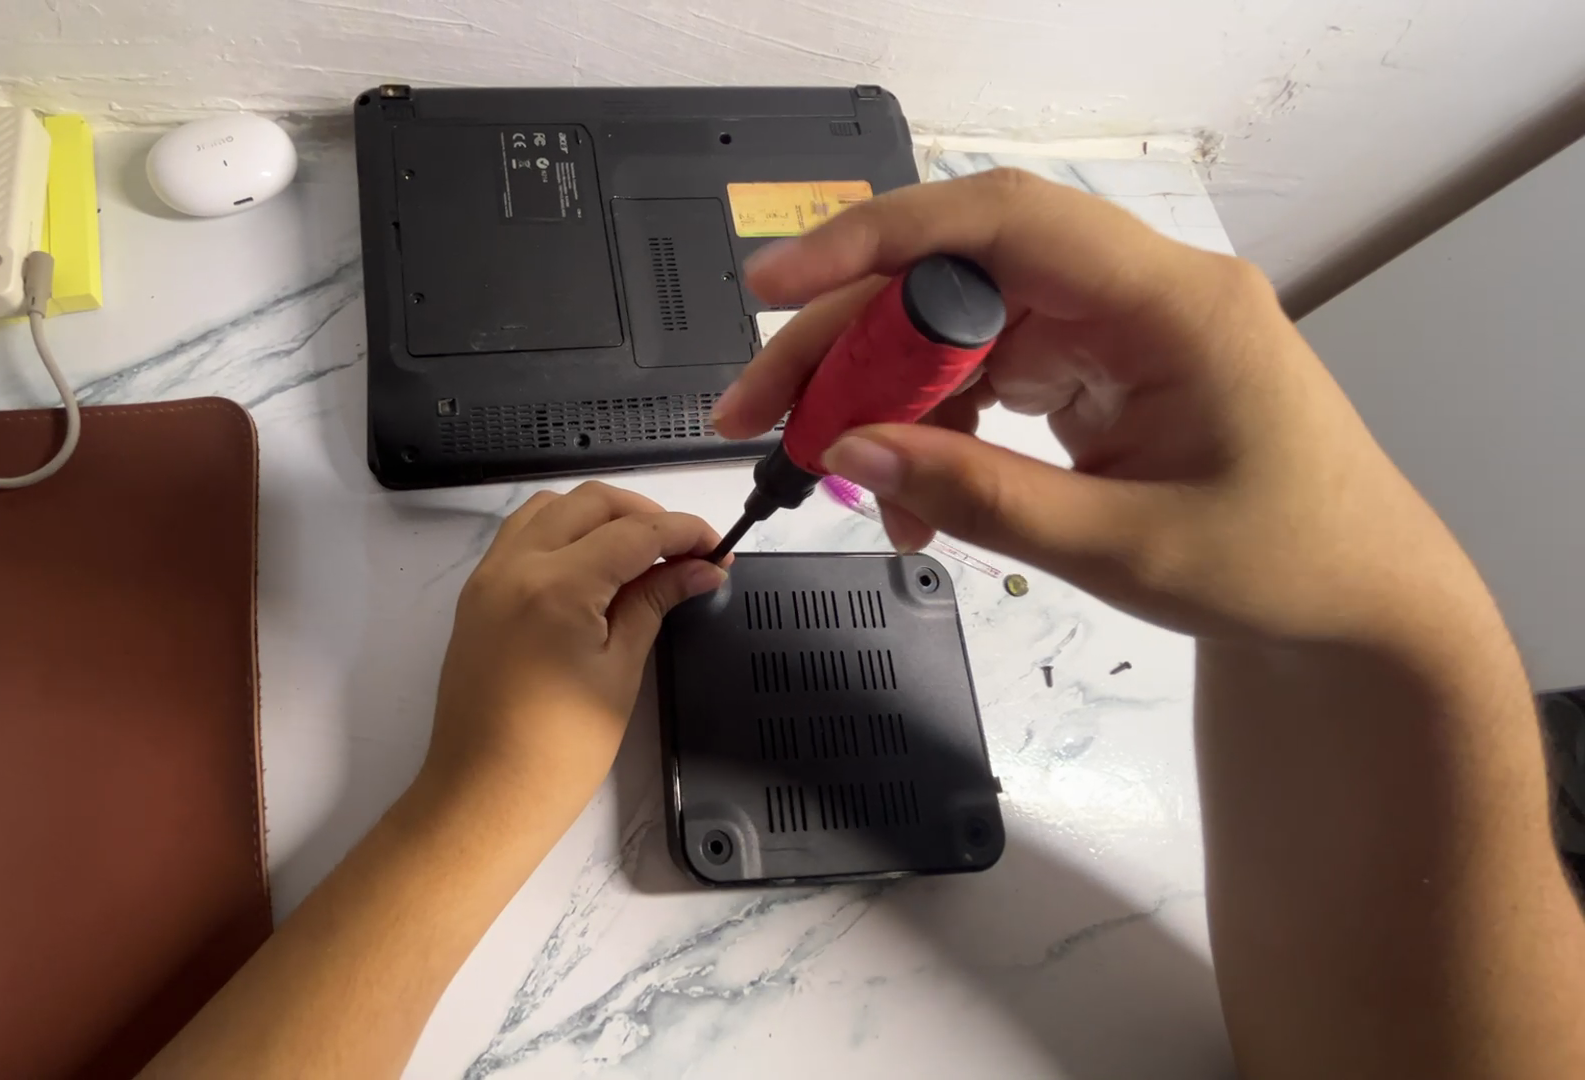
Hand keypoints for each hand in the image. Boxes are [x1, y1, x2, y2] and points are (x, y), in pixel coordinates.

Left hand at [425, 482, 725, 808]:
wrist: (484, 796)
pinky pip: (522, 536)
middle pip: (590, 502)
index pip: (633, 532)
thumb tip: (701, 570)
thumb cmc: (560, 751)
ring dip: (599, 516)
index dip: (684, 532)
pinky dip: (562, 533)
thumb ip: (655, 602)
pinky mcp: (477, 594)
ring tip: (638, 553)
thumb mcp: (620, 670)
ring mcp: (488, 576)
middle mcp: (515, 565)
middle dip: (645, 514)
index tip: (717, 548)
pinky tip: (591, 566)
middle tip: (683, 550)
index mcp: (557, 586)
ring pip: (550, 508)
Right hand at [715, 169, 1479, 644]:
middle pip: (942, 285)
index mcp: (1165, 303)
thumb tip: (849, 452)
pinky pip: (963, 382)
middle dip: (837, 346)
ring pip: (938, 335)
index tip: (775, 284)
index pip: (998, 224)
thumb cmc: (1274, 566)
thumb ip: (976, 496)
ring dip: (870, 403)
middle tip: (756, 411)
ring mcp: (1090, 330)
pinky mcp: (1069, 370)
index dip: (874, 239)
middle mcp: (1118, 294)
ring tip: (832, 478)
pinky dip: (915, 436)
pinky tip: (903, 497)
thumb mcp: (1117, 545)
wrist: (1344, 601)